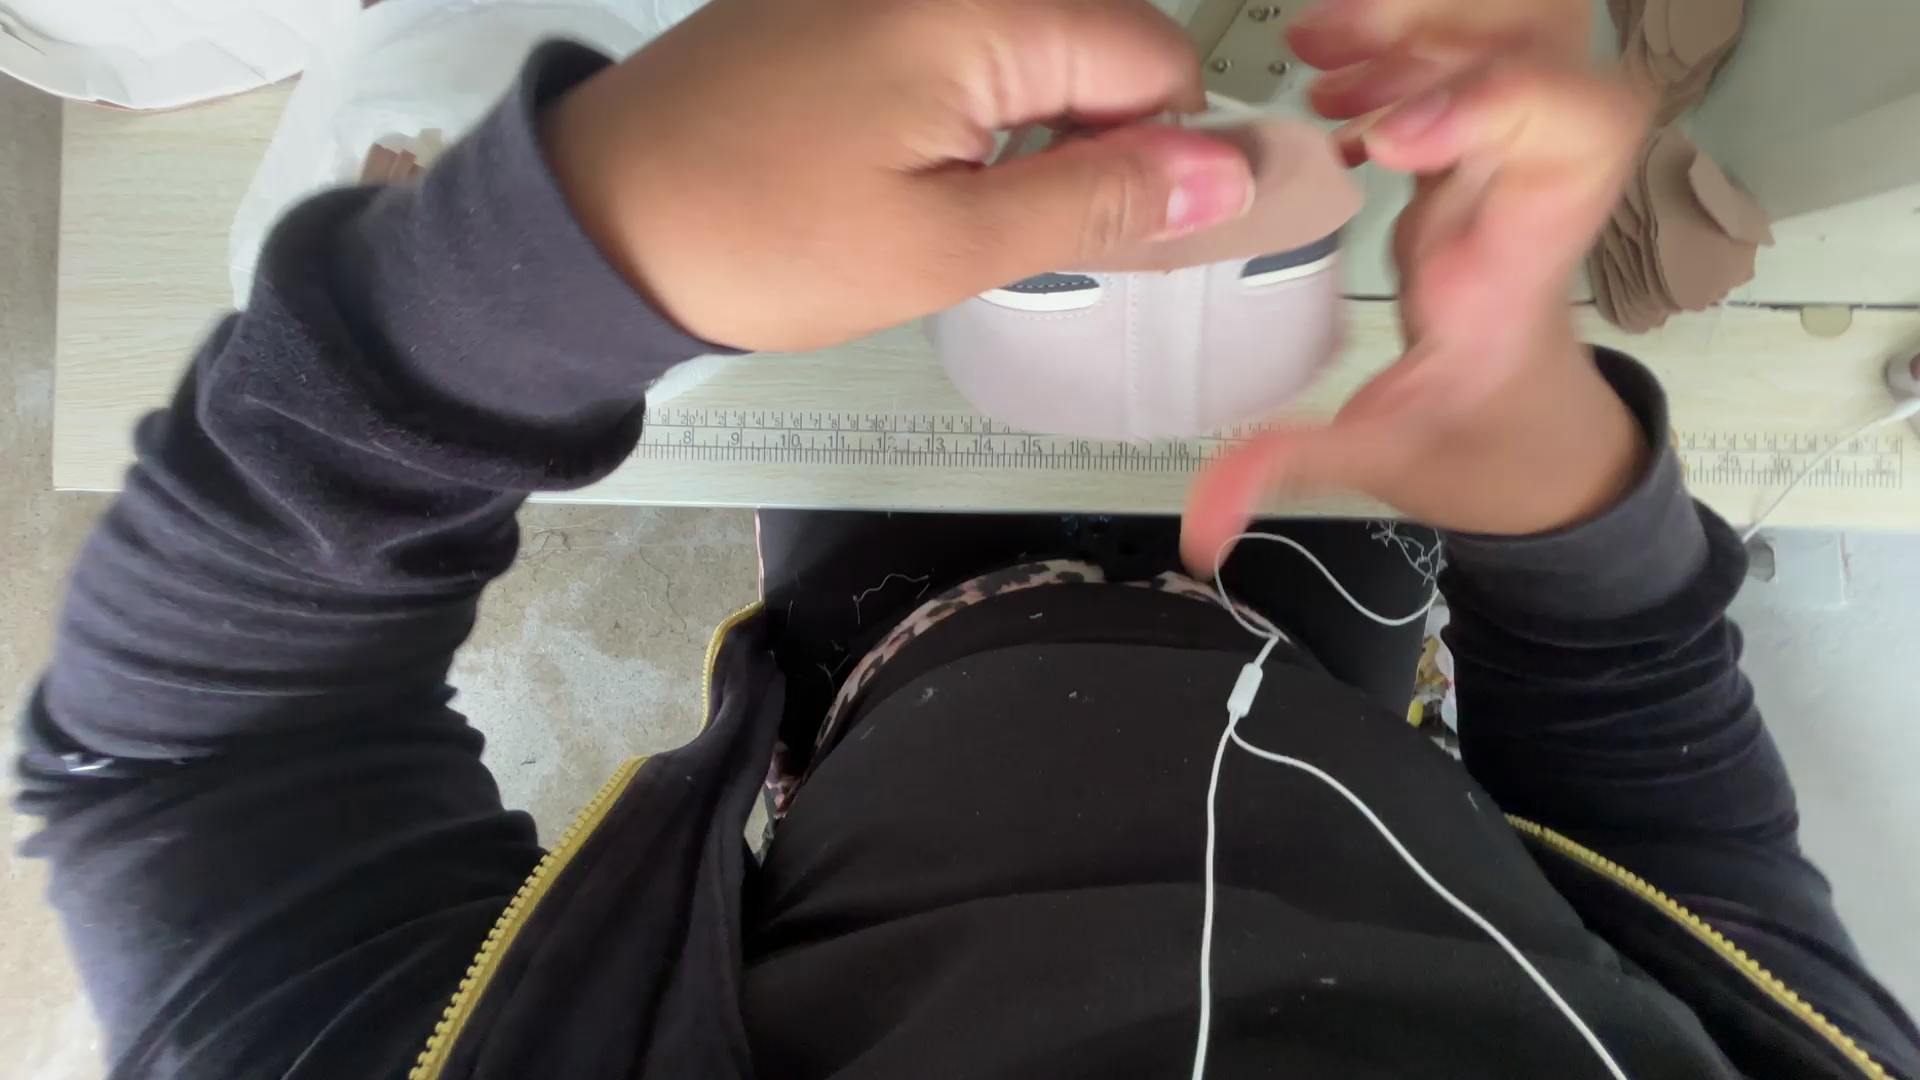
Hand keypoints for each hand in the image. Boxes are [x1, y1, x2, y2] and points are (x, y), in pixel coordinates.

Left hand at [543, 0, 1257, 351]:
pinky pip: (956, 54)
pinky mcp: (843, 11)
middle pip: (1091, 43)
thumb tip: (1225, 176)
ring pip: (1025, 54)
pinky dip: (975, 120)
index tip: (1128, 231)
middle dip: (1097, 142)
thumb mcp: (948, 246)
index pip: (1149, 51)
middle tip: (1032, 235)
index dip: (1166, 147)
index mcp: (978, 9)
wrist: (610, 224)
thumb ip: (1092, 202)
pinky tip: (928, 176)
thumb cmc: (780, 248)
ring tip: (969, 216)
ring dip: (1034, 138)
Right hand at [1179, 0, 1654, 571]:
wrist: (1532, 443)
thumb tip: (1194, 532)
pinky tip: (1330, 83)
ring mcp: (1503, 173)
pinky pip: (1463, 71)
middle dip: (1439, 21)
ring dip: (1415, 21)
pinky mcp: (1474, 171)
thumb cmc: (1469, 450)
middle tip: (1322, 46)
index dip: (1492, 100)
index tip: (1374, 132)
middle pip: (1549, 43)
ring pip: (1512, 34)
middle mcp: (1523, 196)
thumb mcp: (1369, 465)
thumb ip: (1279, 477)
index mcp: (1514, 264)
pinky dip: (1399, 53)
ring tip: (1313, 46)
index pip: (1571, 136)